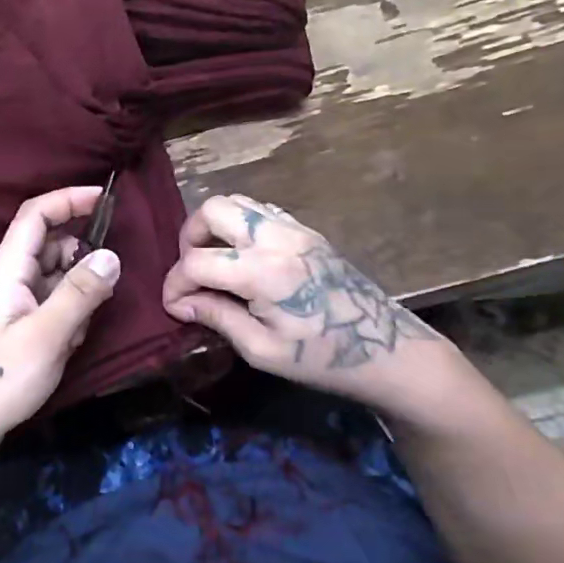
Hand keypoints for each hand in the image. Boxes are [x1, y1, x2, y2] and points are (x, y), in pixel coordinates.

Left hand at [0, 187, 121, 444]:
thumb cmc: (3, 378)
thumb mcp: (48, 335)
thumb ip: (80, 293)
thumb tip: (112, 255)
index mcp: (6, 268)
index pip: (35, 215)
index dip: (68, 200)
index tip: (105, 198)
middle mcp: (8, 276)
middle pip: (49, 243)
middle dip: (81, 256)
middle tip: (104, 286)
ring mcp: (13, 298)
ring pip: (55, 274)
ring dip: (77, 292)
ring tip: (80, 327)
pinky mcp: (19, 319)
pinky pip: (52, 300)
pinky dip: (68, 312)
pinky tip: (69, 343)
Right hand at [162, 194, 457, 411]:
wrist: (390, 352)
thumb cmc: (322, 359)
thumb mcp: (260, 349)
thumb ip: (216, 316)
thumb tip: (179, 303)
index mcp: (263, 271)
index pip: (196, 262)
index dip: (174, 285)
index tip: (173, 308)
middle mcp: (277, 238)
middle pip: (212, 210)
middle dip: (189, 239)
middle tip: (192, 273)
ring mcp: (295, 230)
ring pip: (236, 203)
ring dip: (214, 229)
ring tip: (214, 264)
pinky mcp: (307, 232)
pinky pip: (260, 211)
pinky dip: (239, 227)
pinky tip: (242, 259)